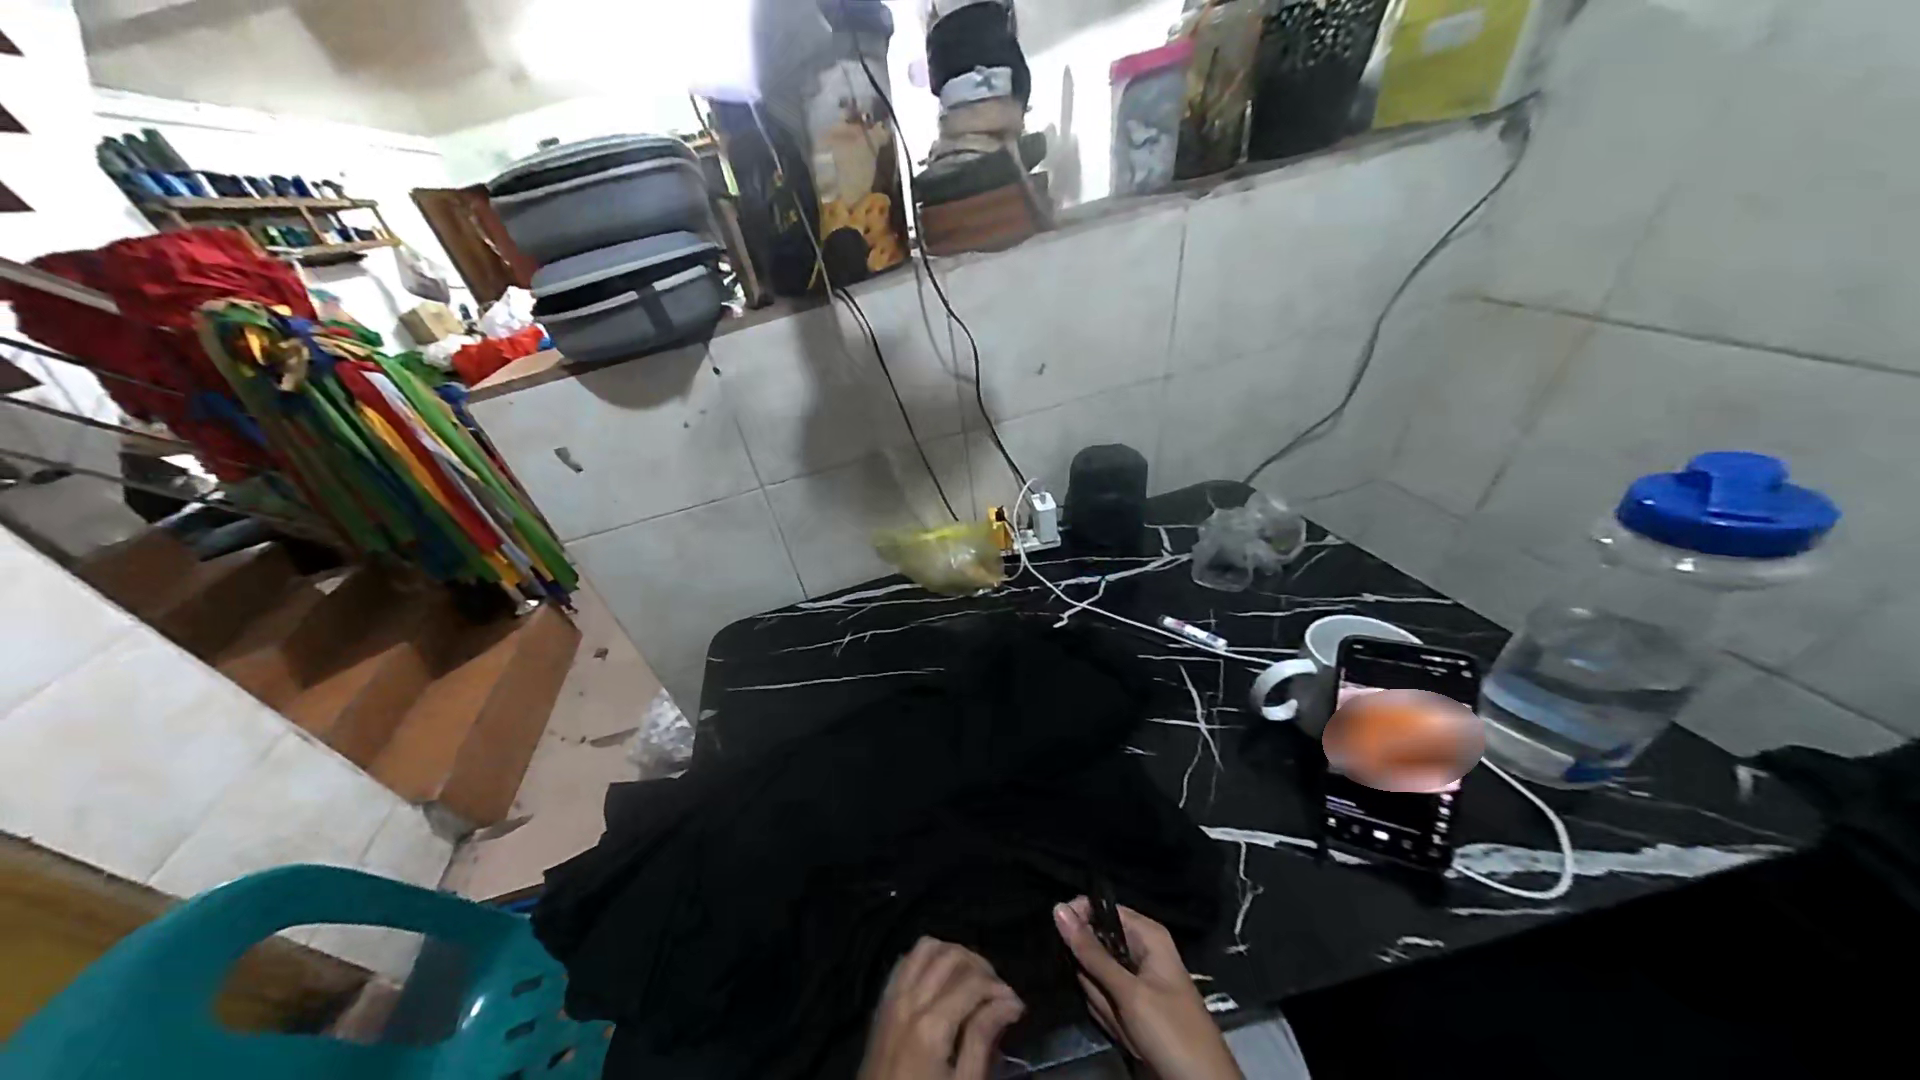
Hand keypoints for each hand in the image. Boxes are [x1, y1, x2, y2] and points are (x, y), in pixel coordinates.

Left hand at [857, 937, 1025, 1079]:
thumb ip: (983, 1039)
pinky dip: (927, 958)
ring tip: (971, 979)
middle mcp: (909, 1000)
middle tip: (996, 993)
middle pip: (951, 956)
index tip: (1017, 1005)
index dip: (1000, 988)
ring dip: (952, 955)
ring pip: (926, 948)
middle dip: (980, 967)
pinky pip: (906, 961)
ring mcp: (891, 997)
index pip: (973, 982)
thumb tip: (1010, 1002)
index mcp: (931, 1026)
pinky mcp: (882, 1001)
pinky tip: (941, 979)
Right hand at [1055, 898, 1242, 1079]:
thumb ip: (1091, 952)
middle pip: (1095, 948)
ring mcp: (1134, 980)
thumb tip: (1058, 909)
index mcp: (1147, 935)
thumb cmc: (1171, 1032)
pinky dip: (1111, 1019)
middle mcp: (1140, 951)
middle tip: (1115, 1000)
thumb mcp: (1129, 992)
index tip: (1058, 936)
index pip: (1102, 909)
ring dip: (1104, 1004)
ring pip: (1096, 979)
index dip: (1079, 918)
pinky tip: (1130, 1035)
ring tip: (1128, 1024)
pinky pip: (1104, 1001)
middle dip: (1095, 978)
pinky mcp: (1131, 1005)